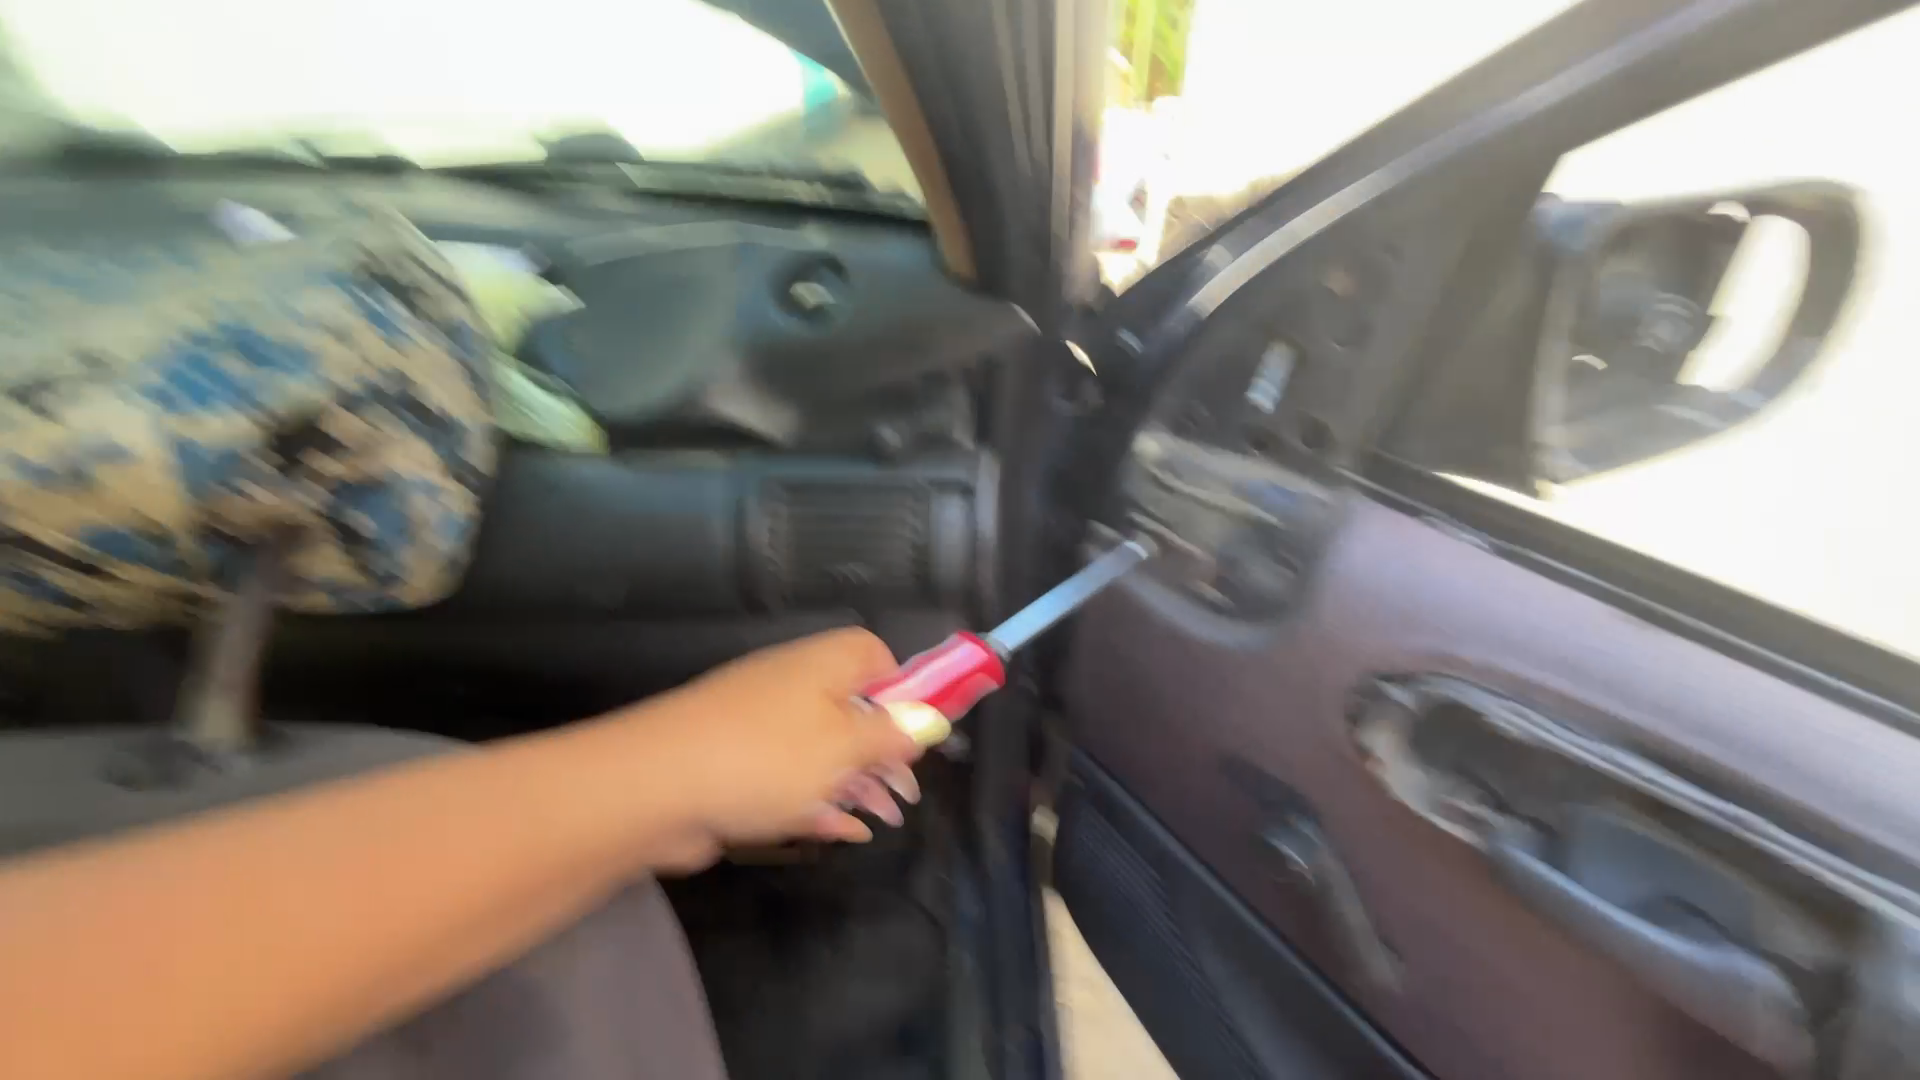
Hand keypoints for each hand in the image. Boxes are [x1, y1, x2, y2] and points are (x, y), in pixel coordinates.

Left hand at [627, 628, 922, 856]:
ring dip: (858, 782)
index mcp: (824, 665)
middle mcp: (795, 687)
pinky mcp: (739, 766)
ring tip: (886, 820)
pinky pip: (791, 778)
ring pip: (824, 749)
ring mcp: (763, 727)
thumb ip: (891, 734)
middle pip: (854, 707)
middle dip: (885, 751)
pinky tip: (846, 831)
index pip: (875, 655)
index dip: (901, 688)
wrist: (653, 787)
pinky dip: (820, 801)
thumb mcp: (845, 745)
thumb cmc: (767, 756)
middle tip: (905, 793)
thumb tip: (928, 720)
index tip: (915, 731)